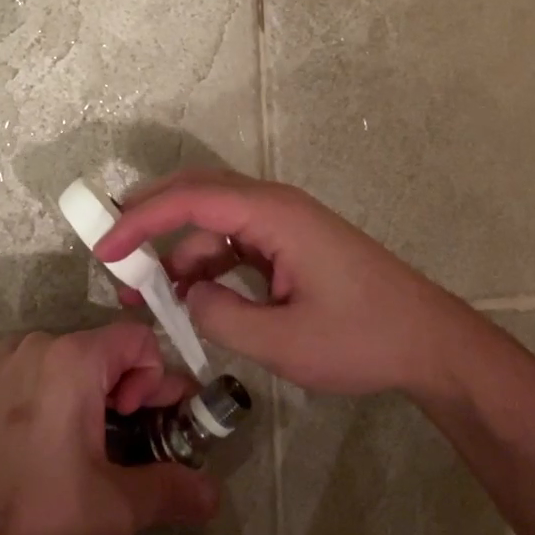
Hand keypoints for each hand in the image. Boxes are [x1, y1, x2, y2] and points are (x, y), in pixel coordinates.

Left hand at [0, 323, 219, 534]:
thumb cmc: (36, 507)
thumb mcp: (113, 506)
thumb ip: (169, 489)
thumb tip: (211, 494)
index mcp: (74, 358)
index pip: (141, 340)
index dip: (156, 380)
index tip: (147, 426)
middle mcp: (42, 344)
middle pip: (107, 350)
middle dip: (129, 392)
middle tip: (130, 442)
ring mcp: (10, 358)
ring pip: (74, 362)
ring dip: (96, 396)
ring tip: (91, 448)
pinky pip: (42, 371)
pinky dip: (60, 396)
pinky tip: (54, 443)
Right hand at [98, 170, 473, 397]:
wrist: (429, 342)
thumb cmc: (362, 337)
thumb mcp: (285, 342)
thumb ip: (222, 318)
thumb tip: (186, 296)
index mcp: (271, 213)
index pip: (190, 201)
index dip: (141, 220)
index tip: (105, 247)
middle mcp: (272, 204)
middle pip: (195, 192)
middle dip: (148, 217)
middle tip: (110, 249)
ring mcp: (281, 222)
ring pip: (210, 219)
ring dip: (175, 250)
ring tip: (145, 292)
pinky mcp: (287, 242)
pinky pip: (231, 241)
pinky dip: (203, 263)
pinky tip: (190, 295)